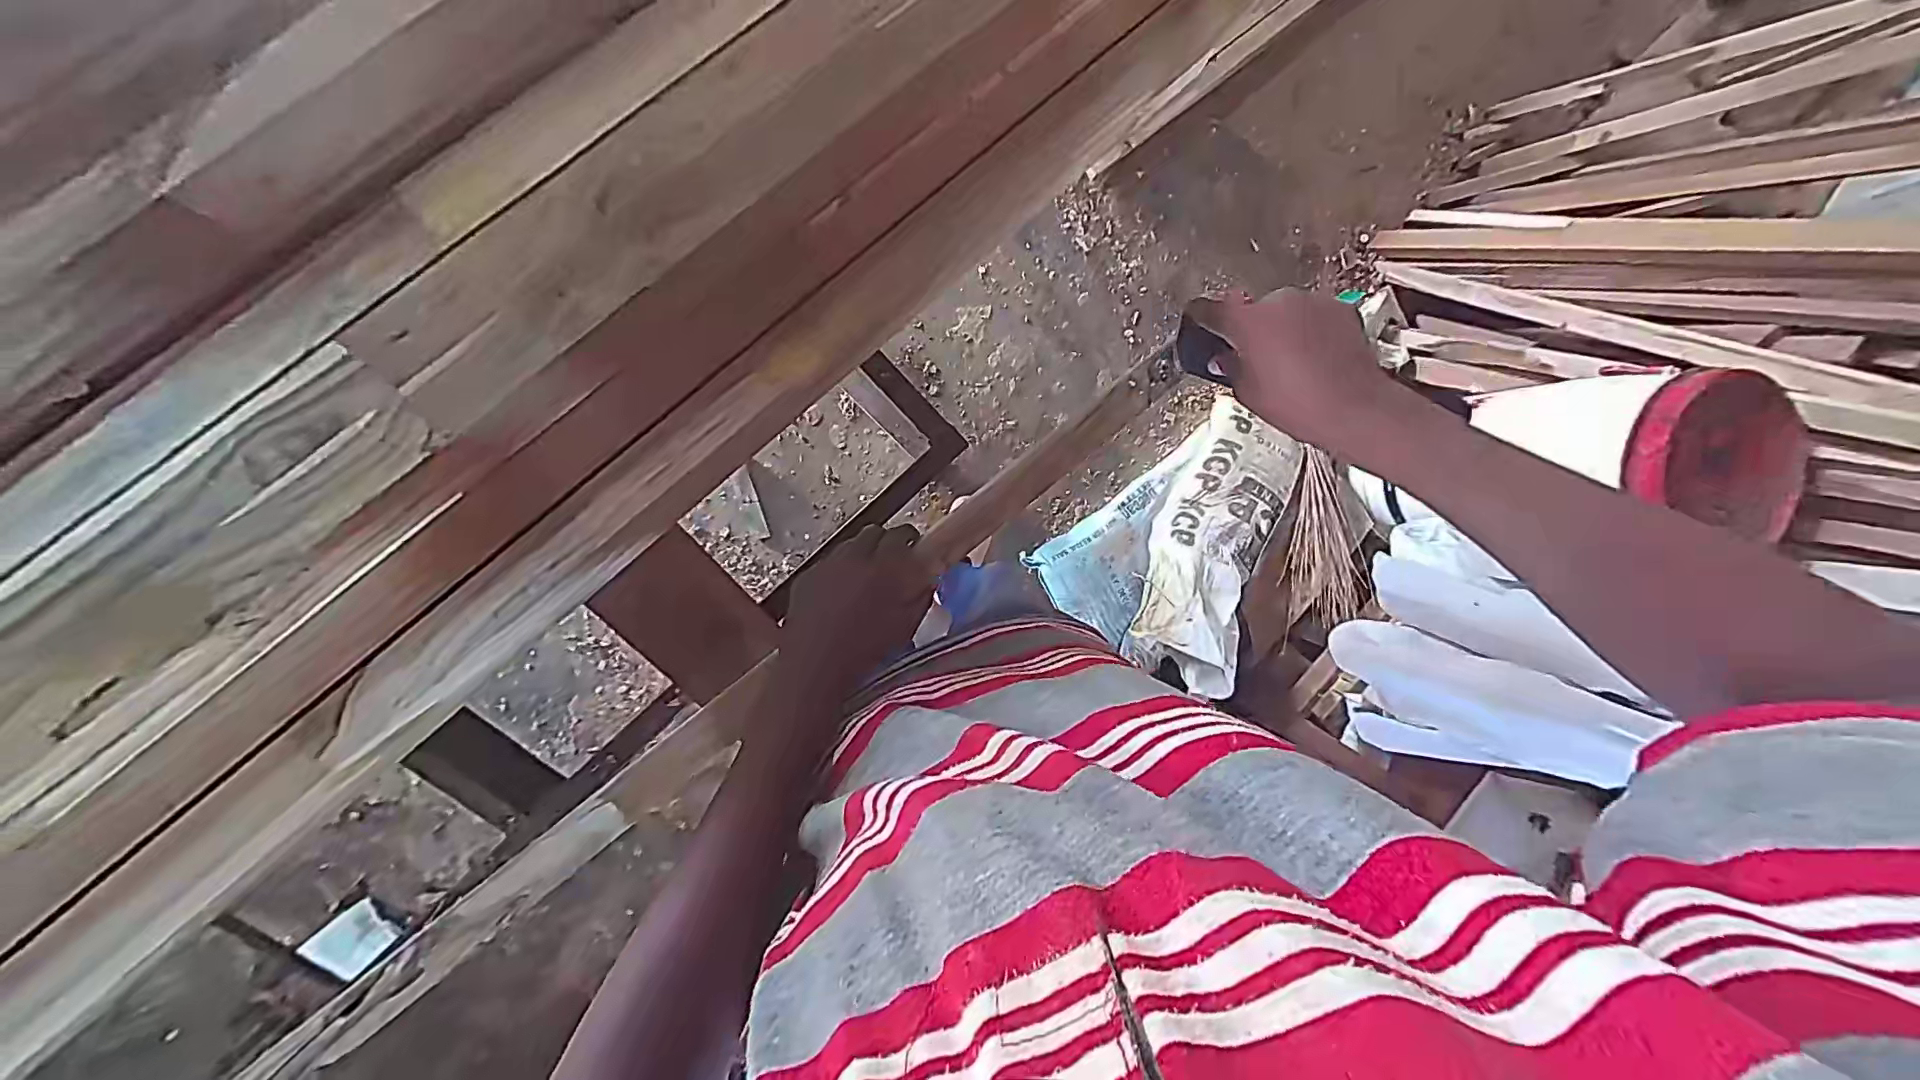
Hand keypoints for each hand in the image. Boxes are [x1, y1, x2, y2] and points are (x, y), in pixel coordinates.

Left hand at [779, 525, 935, 695]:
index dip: (911, 544)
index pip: (905, 534)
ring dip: (862, 556)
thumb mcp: (908, 624)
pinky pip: (829, 562)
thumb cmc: (868, 650)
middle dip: (887, 545)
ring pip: (852, 545)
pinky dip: (839, 571)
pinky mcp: (809, 574)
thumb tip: (928, 575)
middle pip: (877, 532)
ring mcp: (830, 562)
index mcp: (889, 565)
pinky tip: (840, 595)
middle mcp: (858, 555)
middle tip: (892, 566)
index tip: (914, 554)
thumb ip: (922, 592)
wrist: (817, 665)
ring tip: (865, 582)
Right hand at [1188, 289, 1424, 452]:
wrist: (1354, 407)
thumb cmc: (1295, 404)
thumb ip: (1231, 366)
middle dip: (1247, 328)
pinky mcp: (1340, 309)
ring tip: (1283, 360)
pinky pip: (1311, 315)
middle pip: (1252, 309)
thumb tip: (1224, 357)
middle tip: (1247, 356)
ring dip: (1278, 328)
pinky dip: (1306, 330)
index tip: (1196, 323)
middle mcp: (1278, 302)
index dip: (1200, 318)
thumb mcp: (1248, 392)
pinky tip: (1310, 356)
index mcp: (1247, 322)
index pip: (1210, 309)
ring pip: (1283, 311)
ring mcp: (1312, 302)